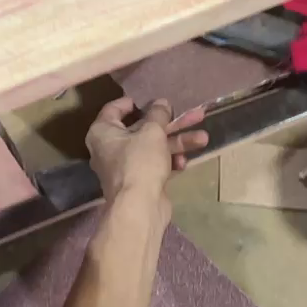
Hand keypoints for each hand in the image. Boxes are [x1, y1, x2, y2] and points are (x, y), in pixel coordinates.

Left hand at [86, 97, 207, 201]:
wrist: (139, 207)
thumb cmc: (140, 161)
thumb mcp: (152, 132)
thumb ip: (158, 114)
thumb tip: (161, 102)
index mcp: (102, 132)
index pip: (114, 109)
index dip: (133, 103)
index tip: (151, 100)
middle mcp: (110, 148)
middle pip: (142, 129)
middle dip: (170, 124)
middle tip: (195, 116)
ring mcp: (125, 167)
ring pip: (153, 147)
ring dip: (177, 142)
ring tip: (203, 138)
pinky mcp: (139, 181)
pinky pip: (155, 165)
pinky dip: (169, 161)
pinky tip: (184, 163)